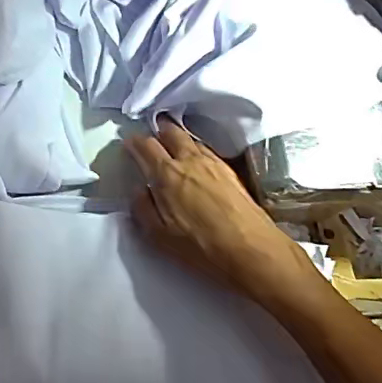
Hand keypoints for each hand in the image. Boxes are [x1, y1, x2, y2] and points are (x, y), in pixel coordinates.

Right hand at [125, 116, 323, 310]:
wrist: (252, 250)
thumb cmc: (202, 247)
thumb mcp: (159, 236)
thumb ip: (143, 209)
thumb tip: (140, 192)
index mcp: (167, 174)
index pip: (145, 146)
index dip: (134, 143)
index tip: (129, 145)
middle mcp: (190, 161)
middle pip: (171, 132)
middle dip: (158, 131)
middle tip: (151, 139)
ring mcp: (214, 164)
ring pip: (191, 139)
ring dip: (178, 139)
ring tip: (173, 149)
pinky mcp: (232, 172)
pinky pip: (208, 151)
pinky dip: (196, 151)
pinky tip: (196, 165)